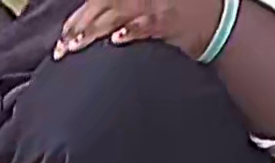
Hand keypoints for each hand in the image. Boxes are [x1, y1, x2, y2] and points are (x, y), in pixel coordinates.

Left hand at [53, 0, 220, 59]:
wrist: (213, 16)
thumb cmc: (174, 10)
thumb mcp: (144, 5)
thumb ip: (118, 11)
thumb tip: (90, 26)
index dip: (78, 17)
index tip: (61, 37)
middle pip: (103, 4)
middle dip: (80, 25)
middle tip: (62, 47)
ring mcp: (155, 4)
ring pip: (119, 13)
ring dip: (96, 29)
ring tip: (76, 44)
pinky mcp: (167, 21)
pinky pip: (147, 24)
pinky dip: (131, 31)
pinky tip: (116, 39)